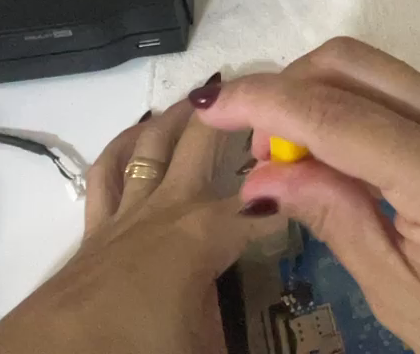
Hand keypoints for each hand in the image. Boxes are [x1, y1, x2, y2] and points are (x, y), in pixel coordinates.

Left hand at [0, 86, 277, 353]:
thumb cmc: (138, 351)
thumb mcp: (209, 348)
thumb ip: (241, 326)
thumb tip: (285, 341)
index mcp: (207, 233)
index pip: (264, 201)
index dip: (296, 185)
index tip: (324, 171)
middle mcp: (172, 207)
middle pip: (206, 142)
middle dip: (238, 112)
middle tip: (269, 92)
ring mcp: (130, 211)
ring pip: (156, 142)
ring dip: (181, 115)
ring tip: (205, 94)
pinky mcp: (96, 226)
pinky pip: (108, 169)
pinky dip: (125, 142)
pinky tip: (139, 129)